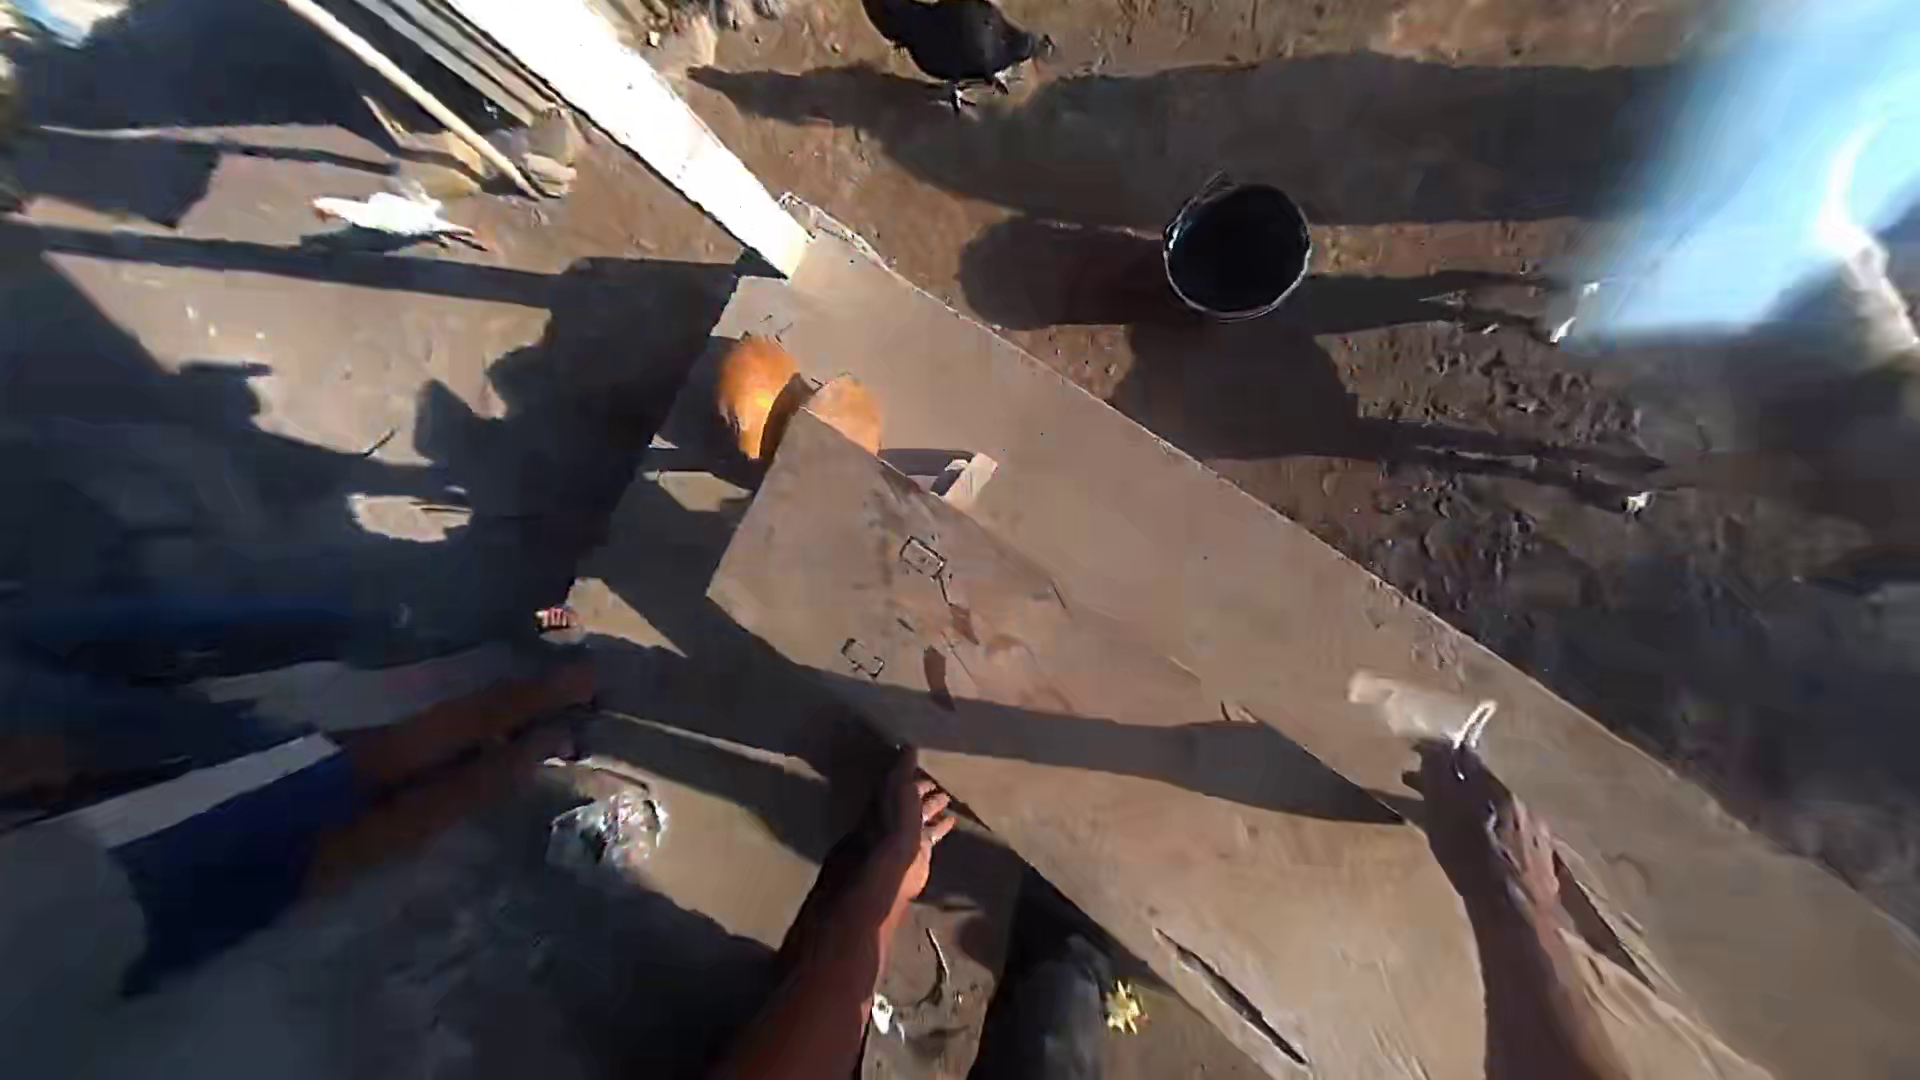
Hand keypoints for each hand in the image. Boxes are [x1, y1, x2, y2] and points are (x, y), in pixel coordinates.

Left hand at [877, 748, 955, 907]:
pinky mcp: (921, 850)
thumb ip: (903, 765)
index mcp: (887, 795)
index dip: (916, 772)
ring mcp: (908, 832)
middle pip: (914, 797)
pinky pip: (934, 833)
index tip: (931, 763)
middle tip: (944, 778)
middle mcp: (895, 812)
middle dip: (926, 788)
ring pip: (924, 815)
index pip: (904, 779)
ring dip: (936, 806)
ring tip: (951, 796)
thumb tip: (908, 743)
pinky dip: (943, 826)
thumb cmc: (891, 819)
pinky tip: (954, 819)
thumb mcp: (896, 784)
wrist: (890, 865)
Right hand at [1413, 742, 1559, 913]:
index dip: (1436, 751)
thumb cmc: (1467, 857)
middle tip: (1417, 786)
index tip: (1415, 754)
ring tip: (1442, 817)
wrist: (1513, 910)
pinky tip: (1474, 840)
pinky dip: (1484, 825)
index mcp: (1494, 787)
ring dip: (1464, 803)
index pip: (1464, 755)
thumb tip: (1433, 745)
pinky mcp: (1541, 853)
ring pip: (1490, 804)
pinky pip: (1504, 827)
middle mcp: (1518, 800)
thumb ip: (1437, 775)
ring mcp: (1534, 828)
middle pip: (1477, 780)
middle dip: (1446, 780)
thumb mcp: (1440, 810)